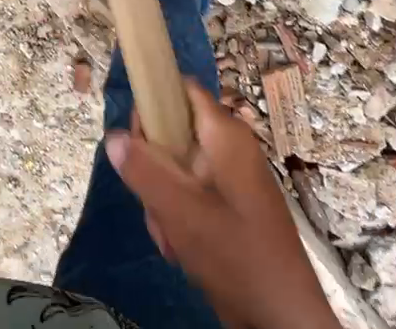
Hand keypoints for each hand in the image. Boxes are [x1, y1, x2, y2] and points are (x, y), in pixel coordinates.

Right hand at [105, 83, 341, 328]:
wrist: (283, 319)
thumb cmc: (237, 255)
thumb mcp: (181, 212)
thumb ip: (144, 170)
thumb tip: (113, 134)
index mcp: (225, 135)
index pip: (181, 89)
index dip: (152, 101)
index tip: (133, 135)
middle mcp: (228, 148)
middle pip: (171, 133)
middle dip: (153, 167)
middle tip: (152, 199)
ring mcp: (229, 179)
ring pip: (175, 169)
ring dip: (162, 201)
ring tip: (170, 234)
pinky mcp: (228, 207)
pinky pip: (188, 196)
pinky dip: (177, 217)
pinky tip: (180, 247)